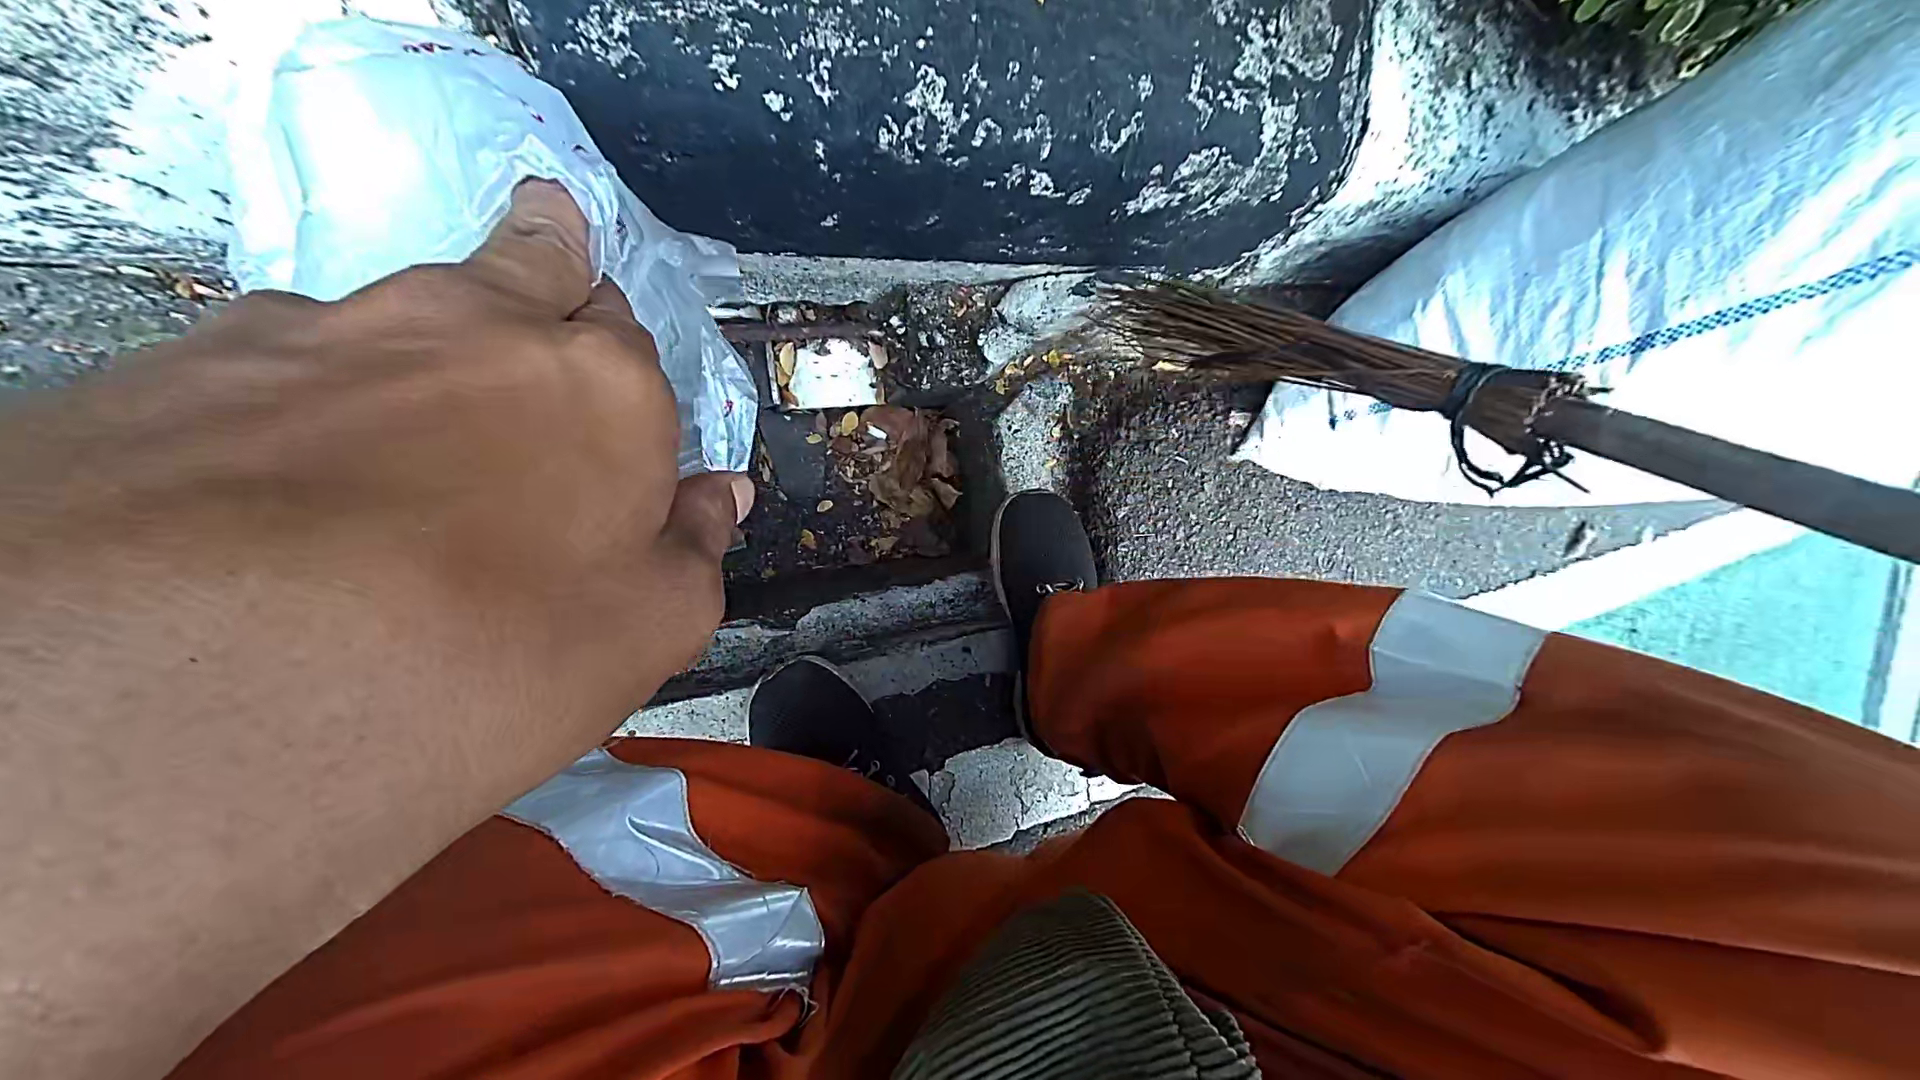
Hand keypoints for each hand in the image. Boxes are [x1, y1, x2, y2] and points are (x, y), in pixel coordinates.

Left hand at [0, 179, 750, 1079]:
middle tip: (562, 231)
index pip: (634, 348)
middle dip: (554, 264)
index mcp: (592, 397)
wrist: (155, 716)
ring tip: (475, 306)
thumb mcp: (630, 632)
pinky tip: (334, 415)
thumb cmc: (472, 673)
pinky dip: (341, 365)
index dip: (639, 359)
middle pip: (530, 275)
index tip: (635, 341)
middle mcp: (472, 335)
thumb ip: (683, 549)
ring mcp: (322, 336)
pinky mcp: (185, 374)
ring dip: (453, 301)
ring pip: (414, 293)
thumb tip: (715, 498)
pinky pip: (305, 345)